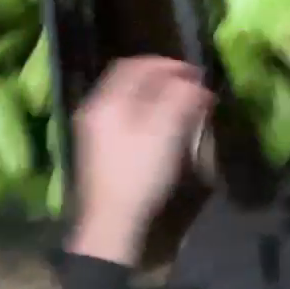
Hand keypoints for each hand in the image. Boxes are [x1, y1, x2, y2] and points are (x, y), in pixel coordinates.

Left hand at [69, 57, 211, 265]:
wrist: (111, 224)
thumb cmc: (139, 173)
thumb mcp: (166, 131)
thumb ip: (180, 98)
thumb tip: (194, 82)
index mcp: (107, 101)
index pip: (135, 66)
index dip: (167, 64)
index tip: (193, 72)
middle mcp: (96, 109)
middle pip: (130, 81)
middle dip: (163, 79)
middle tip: (190, 87)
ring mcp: (95, 130)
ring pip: (129, 99)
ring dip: (157, 96)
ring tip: (183, 105)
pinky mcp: (101, 149)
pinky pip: (126, 116)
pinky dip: (148, 113)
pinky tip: (165, 125)